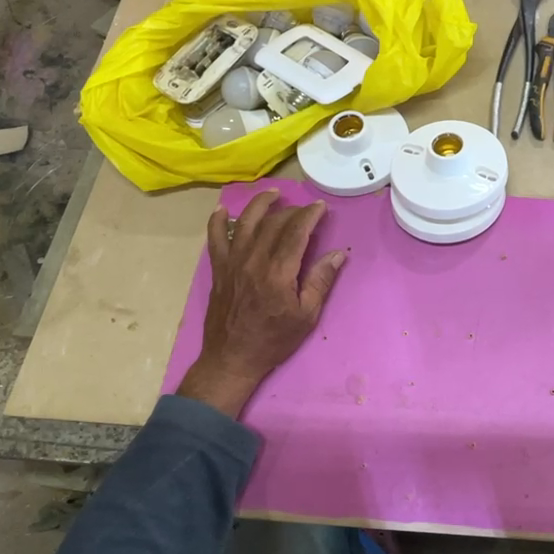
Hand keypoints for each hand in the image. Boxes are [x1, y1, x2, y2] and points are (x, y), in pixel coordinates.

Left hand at [176, 190, 347, 417]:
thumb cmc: (274, 340)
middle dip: (292, 210)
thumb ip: (321, 281)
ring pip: (245, 223)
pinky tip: (224, 210)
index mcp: (278, 273)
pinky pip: (215, 239)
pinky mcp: (219, 269)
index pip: (296, 232)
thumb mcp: (307, 316)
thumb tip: (338, 254)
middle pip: (274, 223)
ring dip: (260, 204)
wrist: (232, 359)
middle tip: (306, 210)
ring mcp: (232, 263)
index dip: (310, 215)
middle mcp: (253, 261)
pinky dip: (218, 222)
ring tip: (273, 194)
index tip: (321, 207)